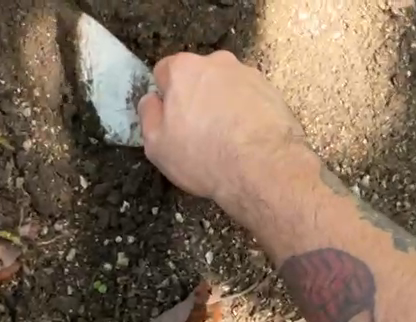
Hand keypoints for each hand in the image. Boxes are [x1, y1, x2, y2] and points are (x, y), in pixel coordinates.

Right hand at [138, 51, 310, 218]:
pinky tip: (241, 142)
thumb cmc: (204, 155)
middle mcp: (215, 62)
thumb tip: (151, 102)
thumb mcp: (156, 145)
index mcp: (183, 70)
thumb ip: (148, 116)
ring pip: (223, 89)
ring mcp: (244, 73)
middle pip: (196, 79)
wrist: (260, 164)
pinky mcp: (267, 89)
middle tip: (194, 137)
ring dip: (219, 109)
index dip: (164, 98)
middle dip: (193, 101)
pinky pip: (246, 100)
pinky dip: (241, 116)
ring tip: (221, 144)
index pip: (164, 72)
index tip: (168, 121)